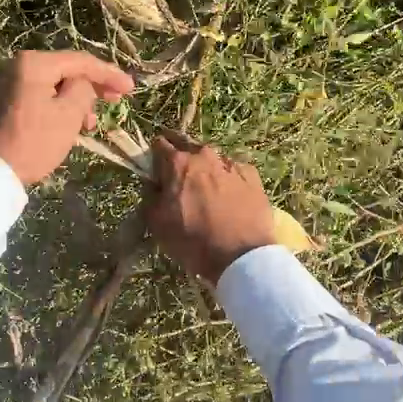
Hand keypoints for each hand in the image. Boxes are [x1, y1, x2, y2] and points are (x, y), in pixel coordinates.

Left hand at [0, 50, 134, 185]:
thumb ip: (84, 90)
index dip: (108, 73)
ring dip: (76, 100)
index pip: (80, 61)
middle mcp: (19, 64)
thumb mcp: (68, 115)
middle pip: (66, 70)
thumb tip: (83, 84)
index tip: (129, 87)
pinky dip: (59, 105)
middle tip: (116, 100)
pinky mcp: (6, 99)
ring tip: (89, 124)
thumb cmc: (34, 141)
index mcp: (34, 62)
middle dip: (92, 87)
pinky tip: (71, 124)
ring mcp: (10, 81)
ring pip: (54, 84)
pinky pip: (41, 94)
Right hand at [144, 132, 275, 283]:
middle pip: (187, 147)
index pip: (159, 144)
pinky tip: (230, 198)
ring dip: (206, 170)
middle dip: (181, 160)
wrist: (242, 256)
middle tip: (180, 182)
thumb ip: (150, 196)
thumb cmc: (194, 240)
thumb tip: (154, 185)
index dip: (155, 158)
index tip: (157, 173)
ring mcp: (230, 163)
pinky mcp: (252, 175)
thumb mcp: (157, 223)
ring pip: (212, 159)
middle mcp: (204, 155)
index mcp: (178, 163)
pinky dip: (229, 179)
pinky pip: (234, 171)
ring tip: (207, 193)